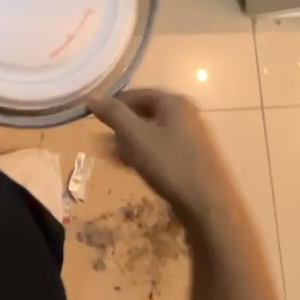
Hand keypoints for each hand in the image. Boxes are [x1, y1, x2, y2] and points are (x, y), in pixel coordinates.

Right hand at [88, 88, 233, 220]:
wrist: (207, 205)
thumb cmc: (169, 164)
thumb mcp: (135, 136)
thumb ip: (113, 113)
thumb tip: (92, 95)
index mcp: (174, 102)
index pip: (135, 94)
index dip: (112, 104)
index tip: (93, 119)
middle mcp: (185, 114)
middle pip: (143, 113)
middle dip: (120, 126)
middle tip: (102, 141)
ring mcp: (189, 136)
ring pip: (150, 132)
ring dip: (129, 141)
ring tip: (112, 156)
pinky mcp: (190, 157)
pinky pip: (160, 147)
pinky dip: (142, 152)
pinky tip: (129, 166)